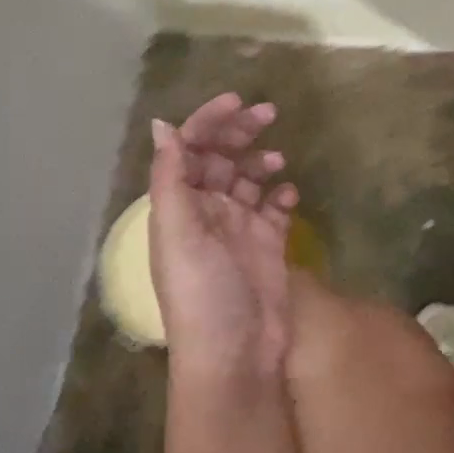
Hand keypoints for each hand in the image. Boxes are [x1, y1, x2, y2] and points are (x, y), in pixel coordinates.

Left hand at [147, 93, 297, 385]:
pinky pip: (274, 211)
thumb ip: (171, 179)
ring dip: (260, 162)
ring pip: (247, 182)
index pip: (189, 151)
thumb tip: (162, 127)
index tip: (239, 101)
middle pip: (220, 160)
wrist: (237, 352)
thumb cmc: (202, 294)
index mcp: (178, 207)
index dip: (208, 122)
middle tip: (270, 114)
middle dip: (240, 134)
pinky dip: (281, 196)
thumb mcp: (180, 234)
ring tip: (279, 158)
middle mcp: (206, 213)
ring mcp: (238, 230)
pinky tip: (290, 192)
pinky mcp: (268, 247)